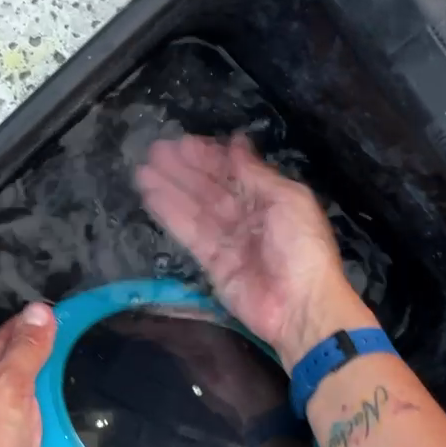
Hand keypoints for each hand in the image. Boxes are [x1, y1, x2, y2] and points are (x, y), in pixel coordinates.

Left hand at [0, 303, 57, 446]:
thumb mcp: (9, 389)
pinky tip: (53, 413)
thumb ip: (26, 350)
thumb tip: (40, 309)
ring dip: (35, 385)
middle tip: (71, 336)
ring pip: (8, 397)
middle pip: (0, 368)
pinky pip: (14, 423)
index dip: (26, 326)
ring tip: (68, 368)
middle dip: (31, 354)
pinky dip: (34, 414)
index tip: (58, 313)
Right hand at [134, 135, 373, 361]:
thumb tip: (236, 142)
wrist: (299, 305)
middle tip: (155, 150)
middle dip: (184, 169)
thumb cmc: (302, 247)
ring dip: (170, 188)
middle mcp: (247, 216)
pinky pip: (188, 233)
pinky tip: (151, 196)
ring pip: (194, 208)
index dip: (209, 157)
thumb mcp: (287, 200)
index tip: (183, 143)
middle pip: (210, 188)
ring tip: (143, 170)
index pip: (234, 172)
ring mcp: (228, 240)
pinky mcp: (212, 262)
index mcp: (270, 199)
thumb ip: (256, 173)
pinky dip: (170, 214)